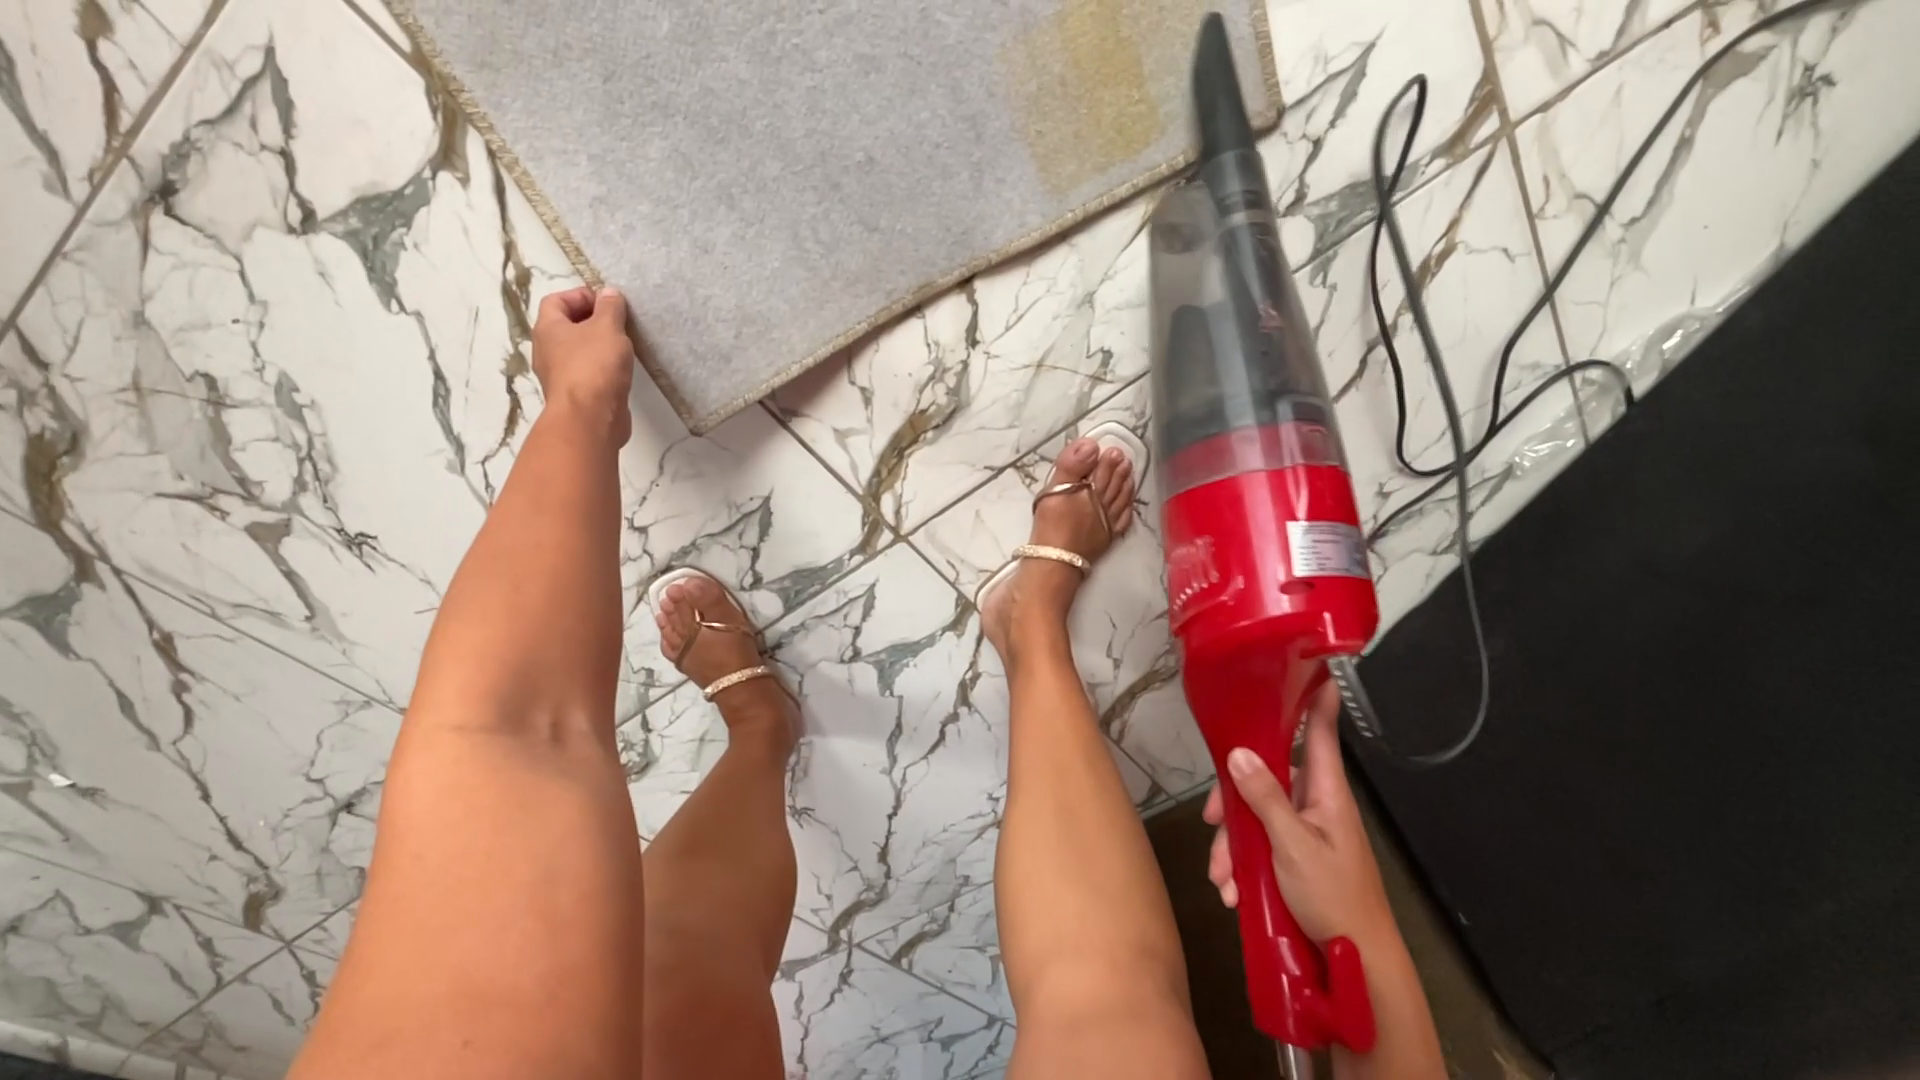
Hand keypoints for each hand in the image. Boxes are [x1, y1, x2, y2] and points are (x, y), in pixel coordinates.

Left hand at [532, 285, 635, 444]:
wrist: (590, 418)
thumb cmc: (595, 366)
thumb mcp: (608, 327)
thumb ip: (610, 307)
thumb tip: (609, 293)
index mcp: (547, 328)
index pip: (556, 300)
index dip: (581, 296)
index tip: (608, 303)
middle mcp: (546, 350)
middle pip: (566, 326)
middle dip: (592, 322)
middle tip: (619, 324)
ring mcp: (559, 375)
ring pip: (577, 352)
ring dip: (598, 347)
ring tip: (623, 348)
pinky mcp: (574, 396)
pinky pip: (586, 373)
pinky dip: (601, 369)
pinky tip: (620, 372)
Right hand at [1204, 682, 1396, 947]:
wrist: (1358, 962)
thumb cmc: (1334, 896)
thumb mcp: (1293, 846)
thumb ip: (1265, 798)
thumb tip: (1238, 752)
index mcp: (1326, 792)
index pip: (1322, 733)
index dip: (1316, 699)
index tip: (1310, 666)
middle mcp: (1315, 804)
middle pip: (1268, 778)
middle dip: (1234, 802)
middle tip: (1212, 824)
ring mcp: (1305, 832)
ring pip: (1257, 816)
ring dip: (1234, 845)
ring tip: (1223, 879)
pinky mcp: (1296, 858)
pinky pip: (1261, 846)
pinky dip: (1243, 866)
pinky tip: (1234, 893)